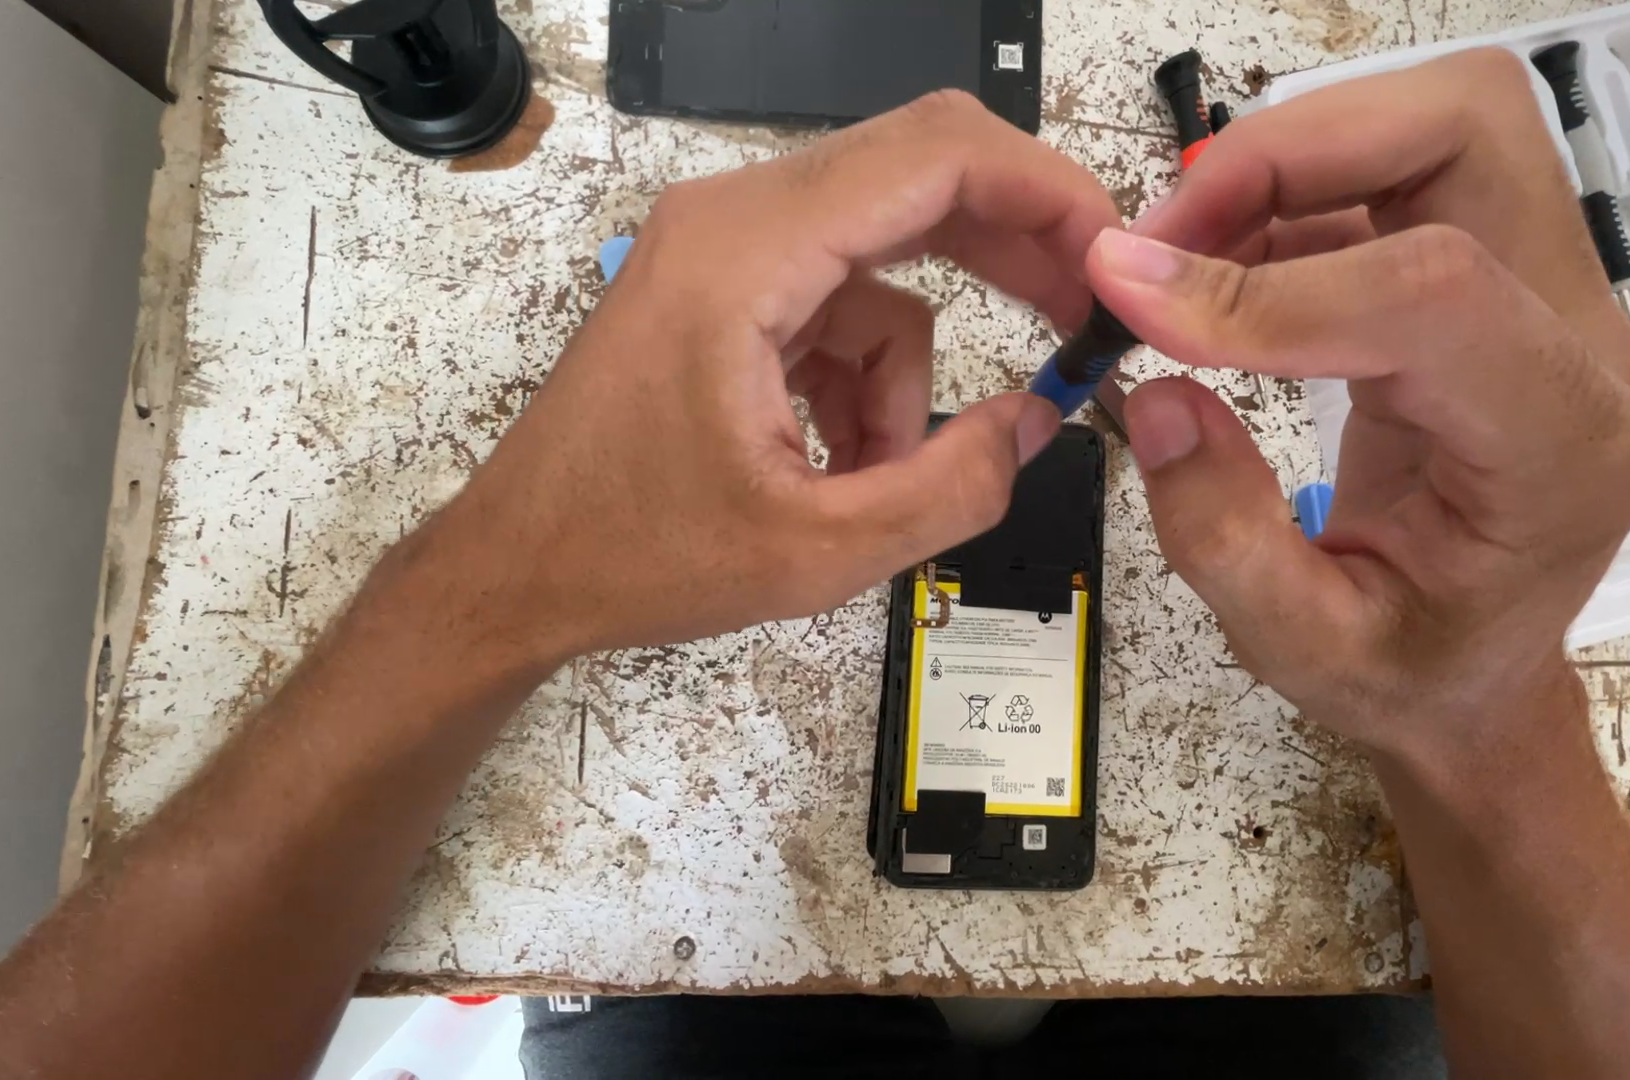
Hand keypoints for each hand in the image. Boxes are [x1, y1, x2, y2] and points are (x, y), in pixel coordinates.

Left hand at [421, 91, 1116, 662]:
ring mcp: (727, 260)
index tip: (1111, 258)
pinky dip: (862, 395)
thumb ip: (952, 489)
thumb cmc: (638, 559)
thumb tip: (1036, 421)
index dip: (1047, 193)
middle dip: (1011, 257)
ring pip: (884, 285)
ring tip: (869, 479)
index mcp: (747, 253)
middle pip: (918, 186)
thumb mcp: (818, 552)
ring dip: (905, 387)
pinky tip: (831, 465)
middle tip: (1073, 330)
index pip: (935, 156)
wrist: (518, 572)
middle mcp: (734, 224)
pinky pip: (840, 323)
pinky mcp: (728, 303)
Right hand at [1087, 50, 1629, 758]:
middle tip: (1151, 239)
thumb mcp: (1290, 642)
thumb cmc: (1396, 676)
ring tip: (1167, 254)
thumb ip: (1218, 532)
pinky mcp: (1486, 291)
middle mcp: (1582, 350)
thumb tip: (1150, 391)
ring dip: (1276, 168)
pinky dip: (1279, 201)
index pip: (1424, 297)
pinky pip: (1390, 185)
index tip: (1120, 293)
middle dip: (1281, 160)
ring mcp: (1545, 304)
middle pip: (1460, 138)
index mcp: (1559, 456)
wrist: (1467, 674)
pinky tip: (1209, 272)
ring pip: (1429, 134)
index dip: (1256, 286)